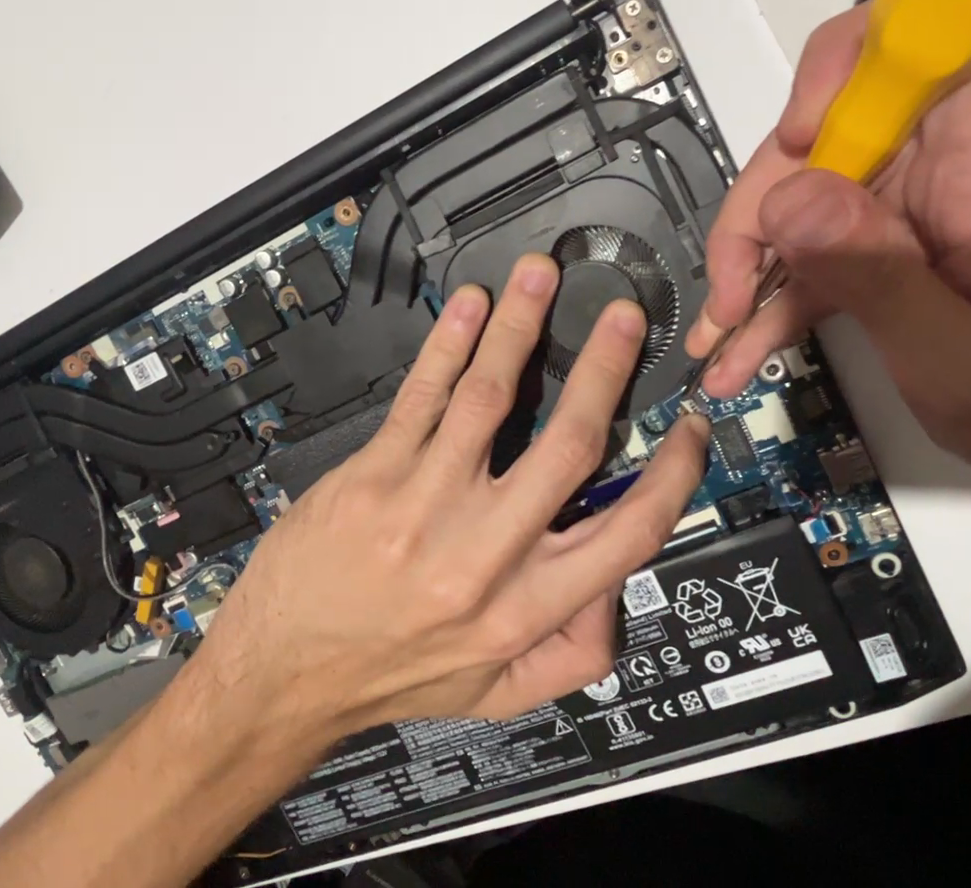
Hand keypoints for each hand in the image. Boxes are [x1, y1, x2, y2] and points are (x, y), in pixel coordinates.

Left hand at [196, 254, 709, 738]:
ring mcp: (425, 505)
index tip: (686, 430)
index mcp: (527, 605)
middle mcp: (484, 551)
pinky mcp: (375, 475)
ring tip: (540, 276)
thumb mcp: (498, 694)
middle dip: (605, 369)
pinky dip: (449, 343)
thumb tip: (617, 588)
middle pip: (568, 444)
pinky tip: (470, 307)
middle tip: (623, 318)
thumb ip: (574, 653)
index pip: (629, 531)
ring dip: (521, 328)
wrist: (284, 674)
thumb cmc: (391, 673)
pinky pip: (421, 397)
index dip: (672, 475)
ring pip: (489, 398)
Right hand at [688, 7, 970, 493]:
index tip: (796, 143)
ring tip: (718, 346)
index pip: (926, 47)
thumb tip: (787, 198)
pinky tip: (736, 356)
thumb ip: (881, 278)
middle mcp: (943, 166)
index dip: (844, 68)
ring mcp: (908, 206)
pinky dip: (771, 299)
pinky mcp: (887, 245)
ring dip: (751, 265)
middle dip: (760, 209)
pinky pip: (812, 249)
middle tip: (730, 298)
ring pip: (800, 194)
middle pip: (826, 135)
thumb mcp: (965, 362)